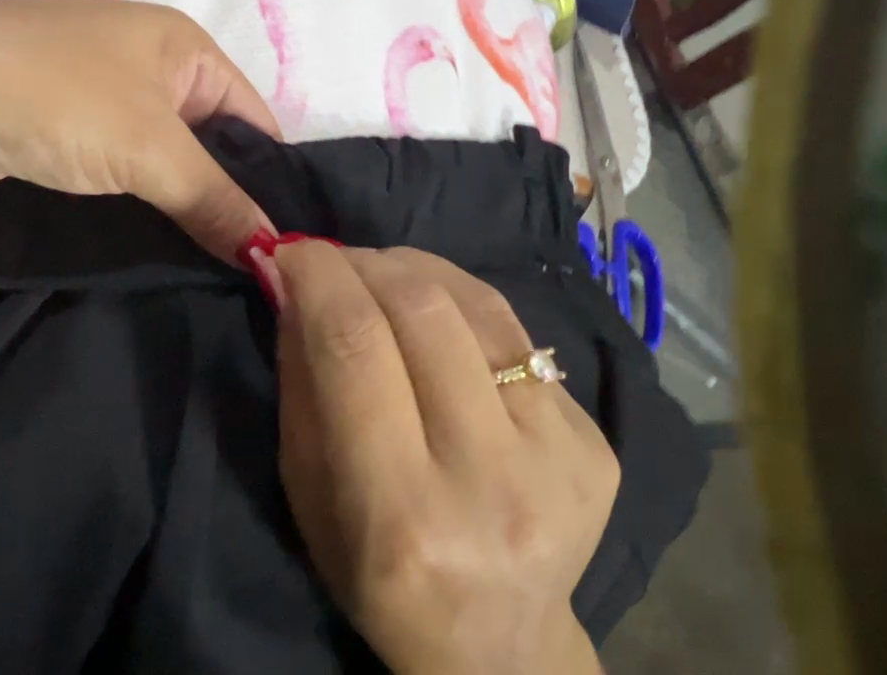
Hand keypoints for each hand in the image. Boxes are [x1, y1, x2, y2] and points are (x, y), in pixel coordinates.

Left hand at [0, 0, 278, 259]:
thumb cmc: (58, 99)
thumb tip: (279, 254)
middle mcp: (148, 61)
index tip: (286, 249)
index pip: (254, 116)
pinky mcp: (64, 129)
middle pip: (210, 141)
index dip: (271, 180)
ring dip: (179, 207)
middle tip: (252, 272)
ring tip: (212, 273)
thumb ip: (216, 200)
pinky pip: (120, 170)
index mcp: (184, 43)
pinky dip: (137, 204)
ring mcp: (101, 94)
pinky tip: (156, 250)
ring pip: (162, 160)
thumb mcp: (149, 148)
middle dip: (224, 199)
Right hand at [261, 242, 617, 673]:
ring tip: (378, 271)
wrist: (496, 643)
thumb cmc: (373, 574)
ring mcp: (560, 461)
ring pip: (480, 307)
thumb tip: (293, 280)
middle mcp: (491, 482)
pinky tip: (436, 315)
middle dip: (362, 262)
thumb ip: (300, 380)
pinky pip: (519, 335)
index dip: (316, 276)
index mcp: (401, 511)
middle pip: (422, 311)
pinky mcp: (600, 445)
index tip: (287, 250)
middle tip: (331, 259)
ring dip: (414, 268)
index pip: (354, 346)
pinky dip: (462, 305)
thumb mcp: (305, 488)